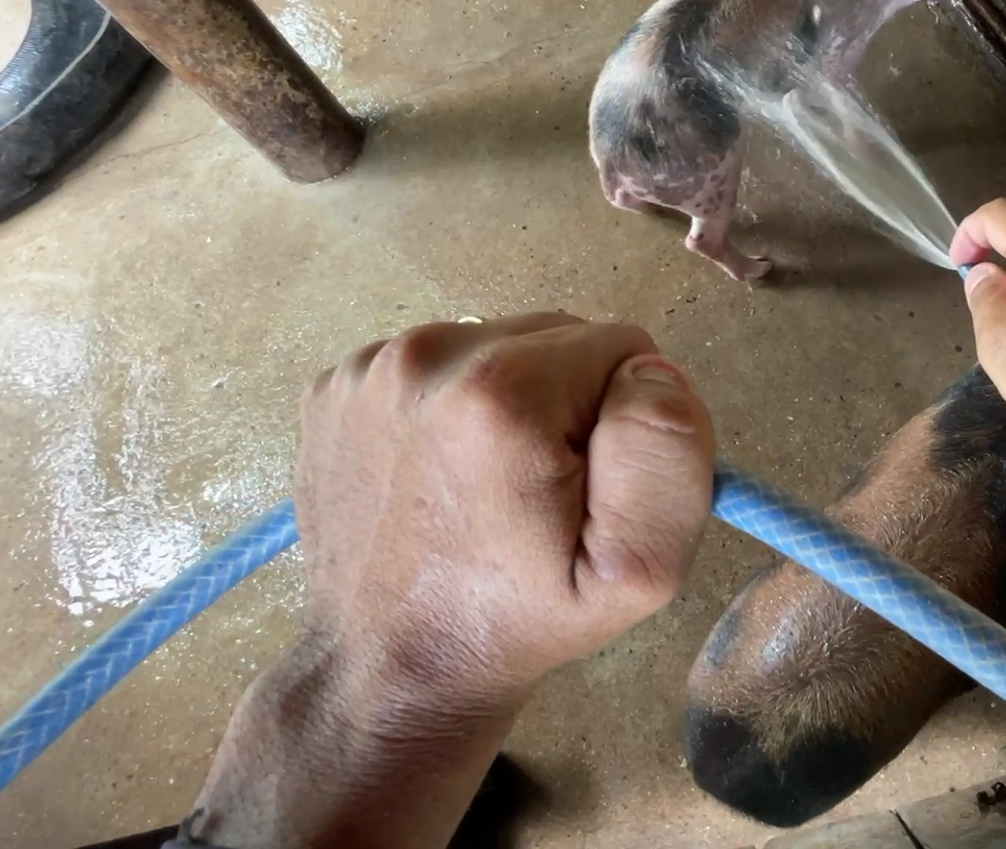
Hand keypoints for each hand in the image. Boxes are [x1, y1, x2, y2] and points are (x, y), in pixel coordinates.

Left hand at [191, 314, 714, 848]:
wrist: (392, 669)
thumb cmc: (523, 620)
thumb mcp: (636, 568)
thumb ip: (668, 454)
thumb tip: (652, 369)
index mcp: (502, 389)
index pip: (624, 346)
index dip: (628, 417)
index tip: (594, 484)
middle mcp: (426, 355)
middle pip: (563, 336)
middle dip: (578, 399)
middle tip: (553, 486)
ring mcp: (369, 367)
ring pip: (508, 343)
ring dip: (523, 399)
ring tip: (499, 480)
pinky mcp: (337, 383)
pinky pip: (450, 363)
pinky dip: (463, 403)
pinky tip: (448, 469)